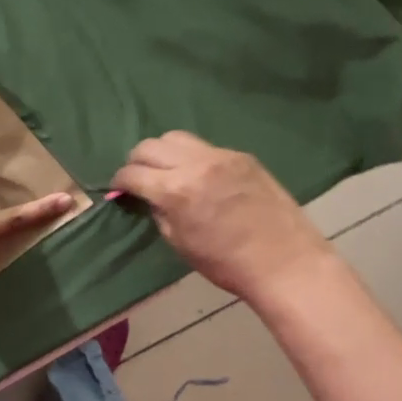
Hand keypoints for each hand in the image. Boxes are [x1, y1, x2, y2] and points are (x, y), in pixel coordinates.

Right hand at [111, 132, 339, 309]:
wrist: (284, 261)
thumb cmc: (224, 262)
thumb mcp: (177, 240)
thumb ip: (158, 212)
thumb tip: (147, 198)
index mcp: (176, 189)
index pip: (132, 173)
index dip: (118, 183)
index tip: (118, 192)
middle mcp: (196, 164)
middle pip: (150, 146)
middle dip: (136, 162)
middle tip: (137, 180)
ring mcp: (222, 156)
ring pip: (176, 138)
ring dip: (162, 153)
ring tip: (165, 173)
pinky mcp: (243, 157)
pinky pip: (204, 147)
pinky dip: (190, 157)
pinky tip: (196, 177)